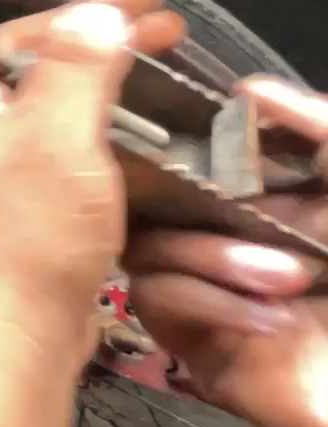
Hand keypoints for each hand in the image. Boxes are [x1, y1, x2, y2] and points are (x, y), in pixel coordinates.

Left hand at [0, 0, 186, 358]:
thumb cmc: (24, 226)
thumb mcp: (55, 137)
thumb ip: (73, 72)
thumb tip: (94, 15)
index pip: (20, 37)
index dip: (87, 16)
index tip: (153, 4)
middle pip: (28, 68)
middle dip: (94, 45)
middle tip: (164, 28)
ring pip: (38, 107)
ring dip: (93, 84)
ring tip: (150, 64)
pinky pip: (44, 144)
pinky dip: (85, 128)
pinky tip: (124, 127)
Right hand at [125, 76, 327, 426]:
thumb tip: (252, 89)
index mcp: (278, 206)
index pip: (193, 156)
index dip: (167, 137)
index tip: (155, 118)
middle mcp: (231, 238)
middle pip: (146, 196)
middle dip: (172, 197)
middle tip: (212, 201)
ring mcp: (206, 288)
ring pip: (142, 243)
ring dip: (205, 255)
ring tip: (285, 279)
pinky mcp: (191, 336)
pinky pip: (154, 297)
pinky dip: (203, 299)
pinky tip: (266, 315)